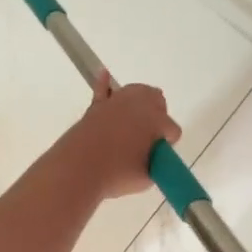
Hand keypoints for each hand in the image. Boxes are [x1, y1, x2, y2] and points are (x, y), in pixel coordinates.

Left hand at [60, 73, 181, 198]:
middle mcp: (139, 105)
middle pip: (157, 101)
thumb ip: (153, 165)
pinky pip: (103, 89)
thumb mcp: (145, 177)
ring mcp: (116, 102)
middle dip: (157, 117)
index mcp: (157, 121)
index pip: (172, 129)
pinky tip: (105, 74)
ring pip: (136, 91)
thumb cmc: (117, 174)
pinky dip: (105, 83)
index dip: (167, 144)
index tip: (158, 156)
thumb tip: (149, 161)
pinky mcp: (96, 107)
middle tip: (148, 140)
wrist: (79, 169)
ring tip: (137, 118)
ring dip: (140, 101)